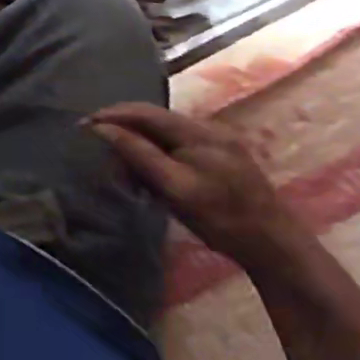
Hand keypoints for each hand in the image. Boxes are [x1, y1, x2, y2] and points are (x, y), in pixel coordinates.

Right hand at [88, 103, 311, 273]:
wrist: (276, 248)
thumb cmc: (222, 218)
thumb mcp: (174, 187)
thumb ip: (138, 153)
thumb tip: (102, 128)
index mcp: (198, 131)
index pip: (144, 111)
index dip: (111, 115)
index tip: (82, 126)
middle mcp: (207, 128)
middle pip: (153, 119)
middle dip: (122, 130)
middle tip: (98, 148)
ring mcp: (217, 142)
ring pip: (164, 133)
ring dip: (138, 144)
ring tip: (121, 167)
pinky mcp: (221, 157)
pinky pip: (177, 145)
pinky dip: (156, 154)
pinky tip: (148, 173)